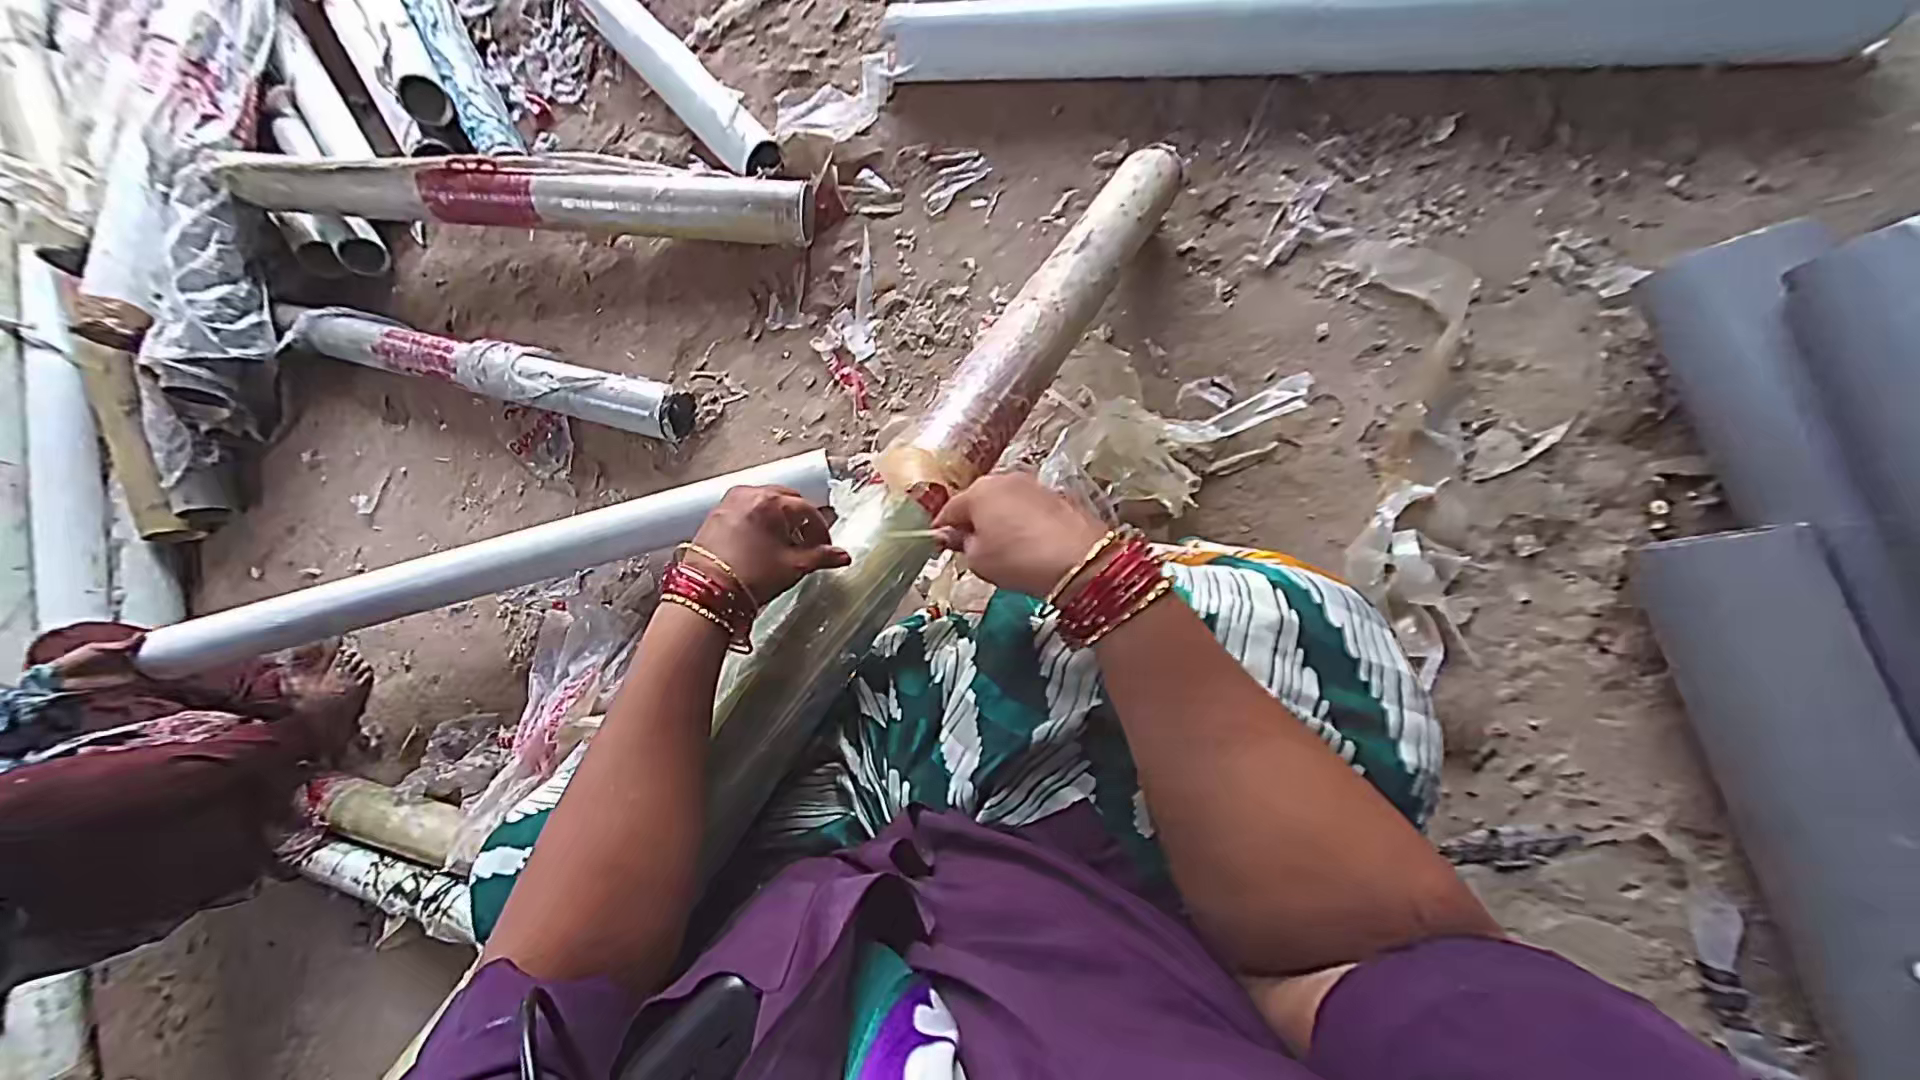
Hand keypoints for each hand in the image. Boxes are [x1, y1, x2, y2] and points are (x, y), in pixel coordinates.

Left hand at [687, 485, 849, 604]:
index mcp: (772, 502)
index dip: (821, 529)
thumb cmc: (750, 577)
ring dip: (780, 518)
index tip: (825, 545)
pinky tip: (763, 542)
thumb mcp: (794, 566)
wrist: (708, 591)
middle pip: (787, 499)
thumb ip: (822, 556)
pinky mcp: (716, 514)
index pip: (807, 510)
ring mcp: (730, 502)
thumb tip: (842, 556)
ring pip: (766, 502)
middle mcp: (750, 494)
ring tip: (784, 543)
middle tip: (808, 542)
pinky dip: (760, 520)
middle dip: (800, 519)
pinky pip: (747, 509)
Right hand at [931, 472, 1108, 597]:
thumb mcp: (978, 561)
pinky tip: (1027, 543)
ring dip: (999, 519)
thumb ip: (962, 545)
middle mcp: (1004, 479)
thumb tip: (958, 537)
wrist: (1079, 560)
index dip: (942, 529)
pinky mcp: (1057, 496)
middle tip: (971, 548)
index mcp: (977, 491)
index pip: (949, 509)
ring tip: (1002, 548)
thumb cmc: (1018, 560)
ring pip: (1005, 502)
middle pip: (978, 500)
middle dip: (973, 521)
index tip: (939, 545)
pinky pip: (1028, 508)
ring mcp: (1033, 485)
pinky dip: (1023, 521)